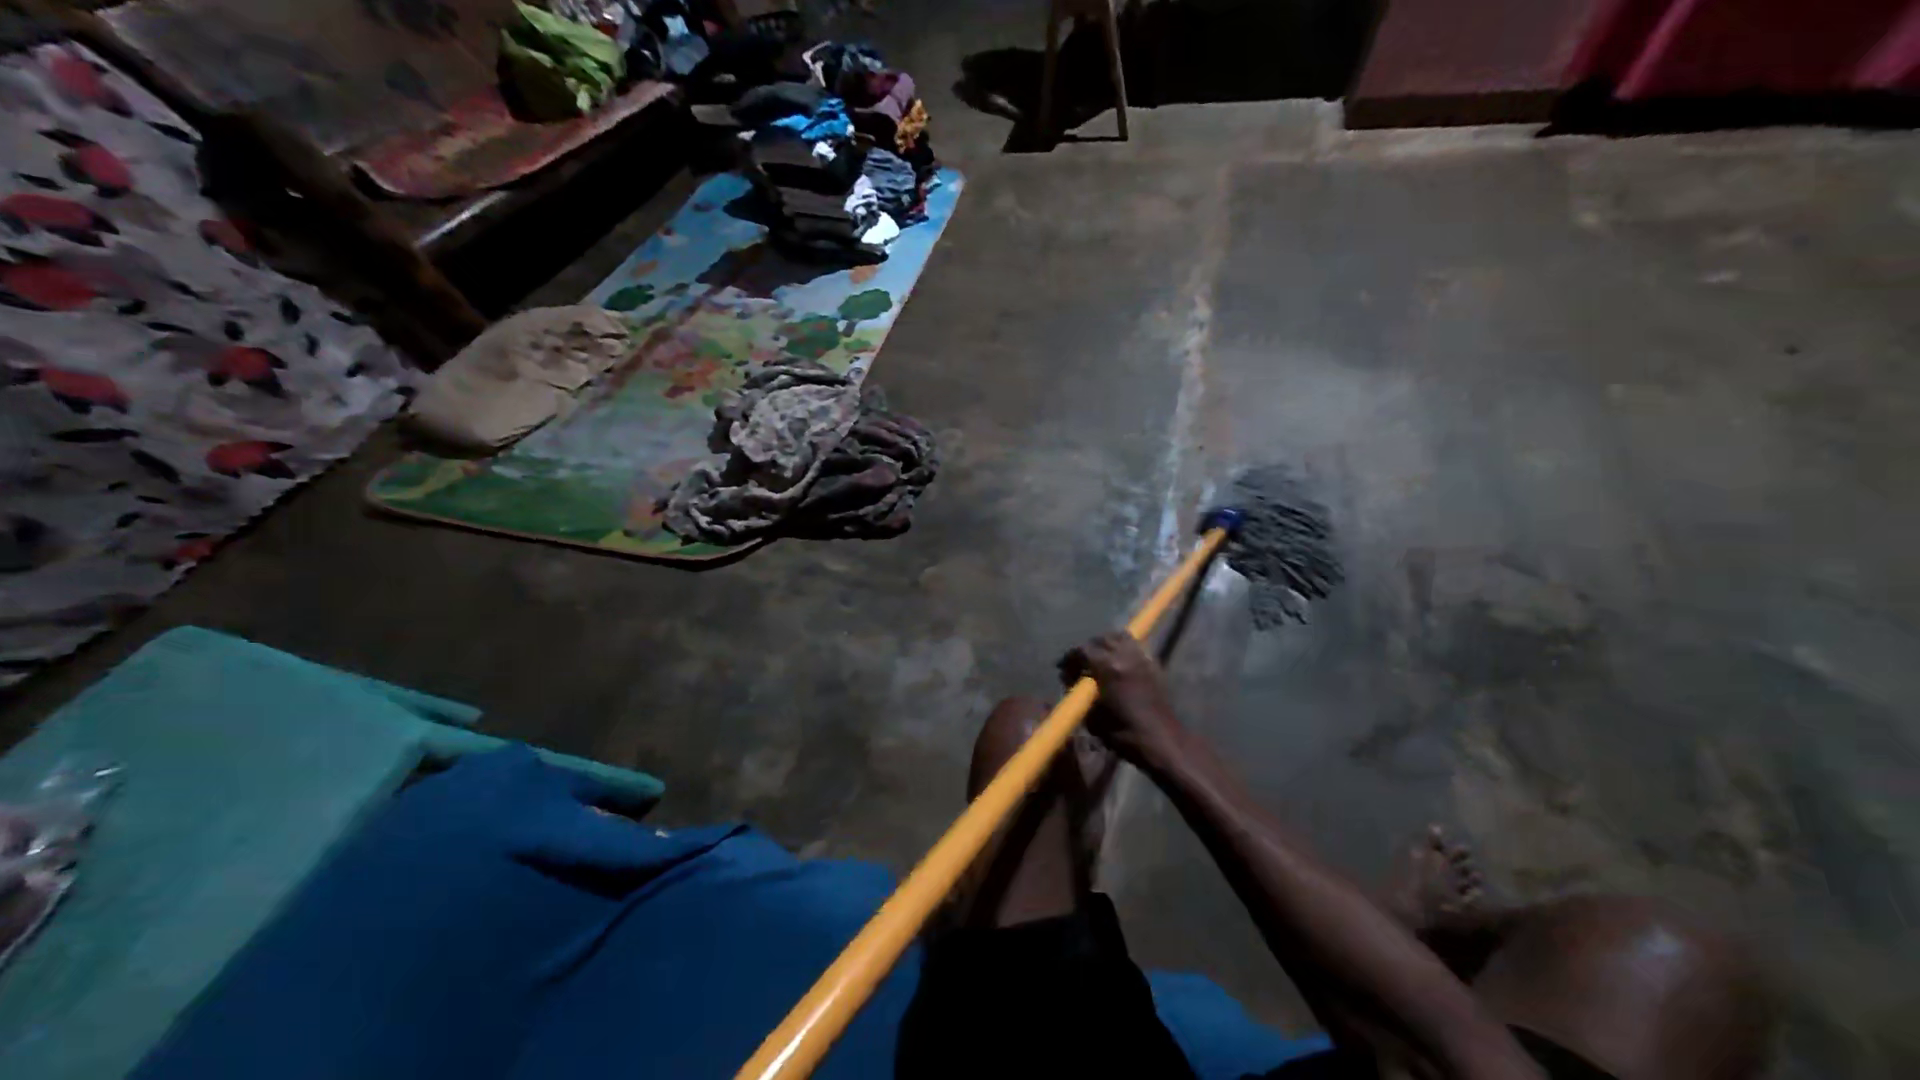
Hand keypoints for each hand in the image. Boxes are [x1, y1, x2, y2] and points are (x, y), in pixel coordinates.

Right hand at [1063, 632, 1186, 769]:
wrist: (1161, 741)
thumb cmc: (1123, 734)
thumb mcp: (1092, 715)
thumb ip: (1080, 691)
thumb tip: (1070, 678)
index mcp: (1108, 668)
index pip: (1083, 650)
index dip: (1070, 657)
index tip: (1063, 667)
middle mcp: (1126, 656)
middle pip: (1102, 639)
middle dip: (1088, 648)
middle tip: (1080, 662)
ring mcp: (1142, 658)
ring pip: (1121, 637)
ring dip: (1107, 643)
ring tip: (1100, 657)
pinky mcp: (1154, 664)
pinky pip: (1136, 646)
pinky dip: (1124, 648)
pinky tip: (1119, 662)